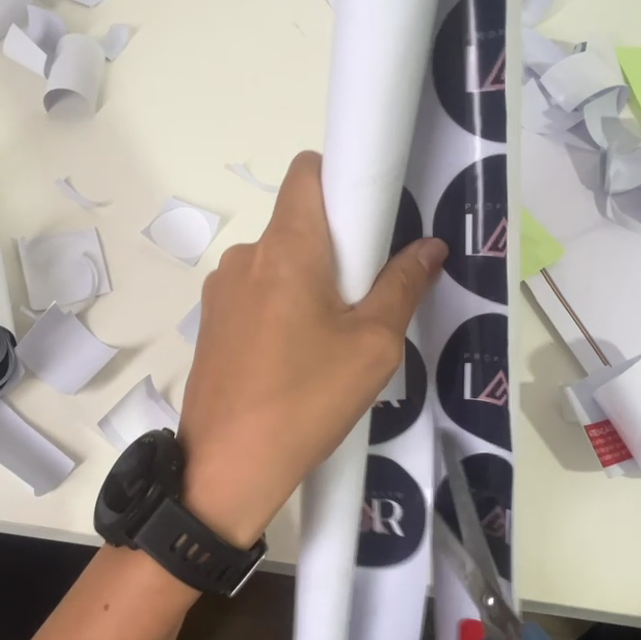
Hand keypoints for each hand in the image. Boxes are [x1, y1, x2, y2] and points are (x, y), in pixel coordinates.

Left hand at [178, 151, 446, 548]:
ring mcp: (221, 291)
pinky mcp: (211, 323)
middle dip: (335, 247)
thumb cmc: (306, 401)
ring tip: (329, 342)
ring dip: (308, 284)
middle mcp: (245, 256)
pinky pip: (257, 295)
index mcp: (285, 247)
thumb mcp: (373, 347)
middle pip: (297, 223)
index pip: (307, 171)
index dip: (342, 178)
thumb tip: (429, 247)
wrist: (228, 468)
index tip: (370, 219)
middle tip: (363, 301)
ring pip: (278, 263)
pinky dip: (282, 309)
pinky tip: (295, 360)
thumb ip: (403, 286)